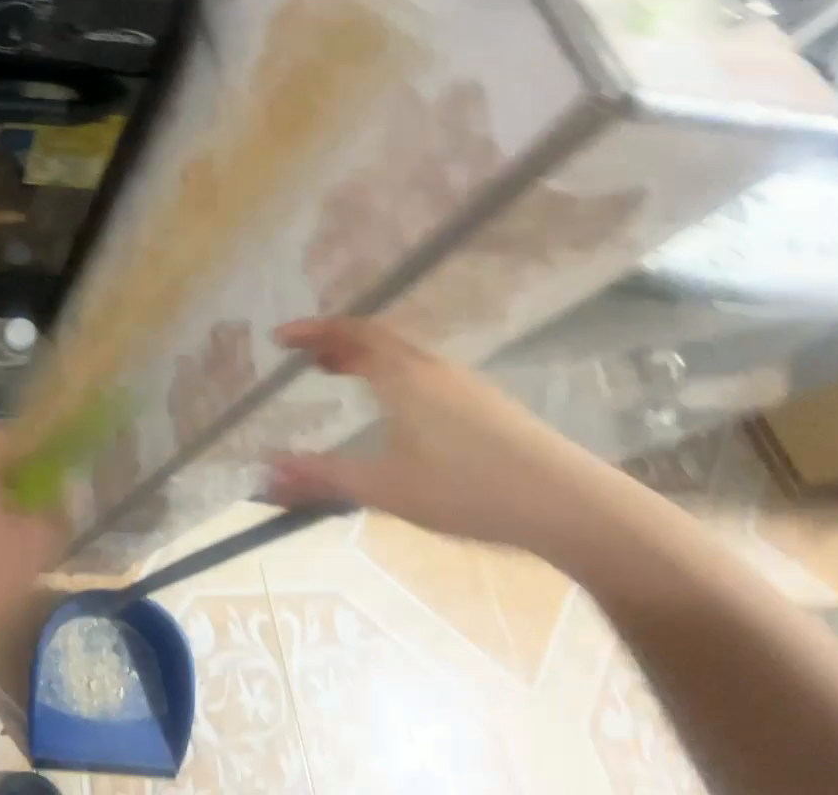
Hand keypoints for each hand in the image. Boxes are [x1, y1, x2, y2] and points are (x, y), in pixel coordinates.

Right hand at [264, 317, 621, 557]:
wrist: (574, 507)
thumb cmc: (470, 490)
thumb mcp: (386, 488)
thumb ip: (323, 478)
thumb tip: (263, 472)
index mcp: (405, 376)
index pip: (350, 333)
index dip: (312, 330)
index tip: (279, 338)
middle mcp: (434, 369)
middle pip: (379, 338)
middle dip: (337, 342)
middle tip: (308, 358)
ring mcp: (467, 386)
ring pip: (406, 356)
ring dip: (368, 358)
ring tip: (344, 378)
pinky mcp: (490, 408)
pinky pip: (425, 373)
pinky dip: (394, 375)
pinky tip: (399, 412)